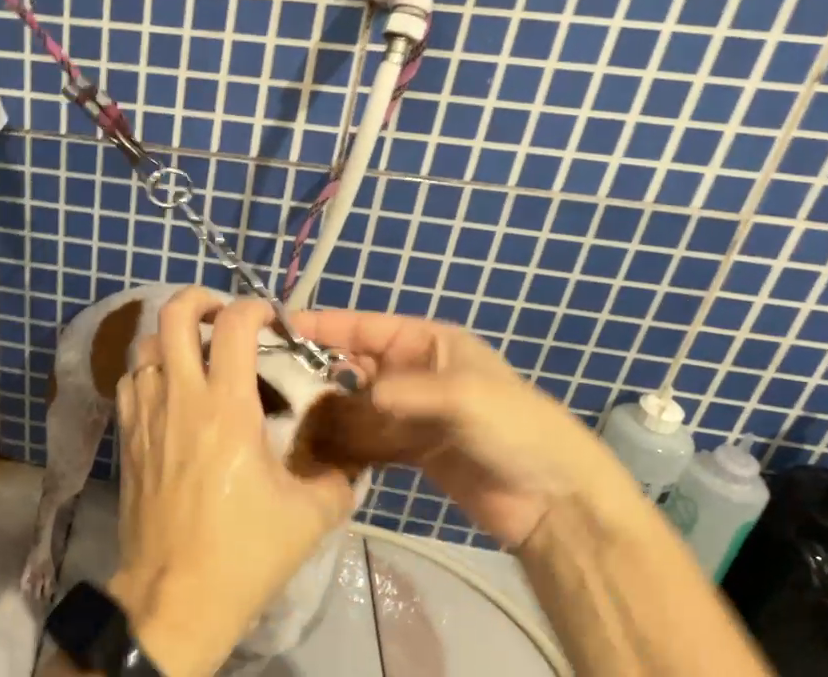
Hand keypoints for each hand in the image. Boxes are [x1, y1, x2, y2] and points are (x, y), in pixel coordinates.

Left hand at [107, 289, 358, 676]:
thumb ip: (334, 478)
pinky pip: (128, 380)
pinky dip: (147, 369)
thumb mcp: (310, 517)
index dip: (254, 307)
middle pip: (172, 315)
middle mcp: (181, 396)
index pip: (233, 325)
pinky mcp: (126, 435)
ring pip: (143, 344)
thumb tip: (341, 464)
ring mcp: (146, 413)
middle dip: (198, 298)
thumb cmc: (244, 552)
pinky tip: (166, 388)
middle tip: (220, 312)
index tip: (270, 318)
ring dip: (169, 336)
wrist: (176, 595)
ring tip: (193, 349)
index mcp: (227, 407)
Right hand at [292, 310, 633, 548]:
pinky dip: (346, 441)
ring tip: (284, 414)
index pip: (364, 326)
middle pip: (354, 362)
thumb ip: (401, 390)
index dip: (323, 325)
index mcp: (428, 342)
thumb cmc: (514, 428)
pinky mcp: (412, 449)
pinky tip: (316, 447)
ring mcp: (412, 412)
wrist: (557, 501)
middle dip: (317, 368)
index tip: (277, 327)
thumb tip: (352, 395)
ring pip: (356, 402)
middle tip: (271, 379)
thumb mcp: (462, 394)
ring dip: (327, 407)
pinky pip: (368, 438)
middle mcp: (414, 371)